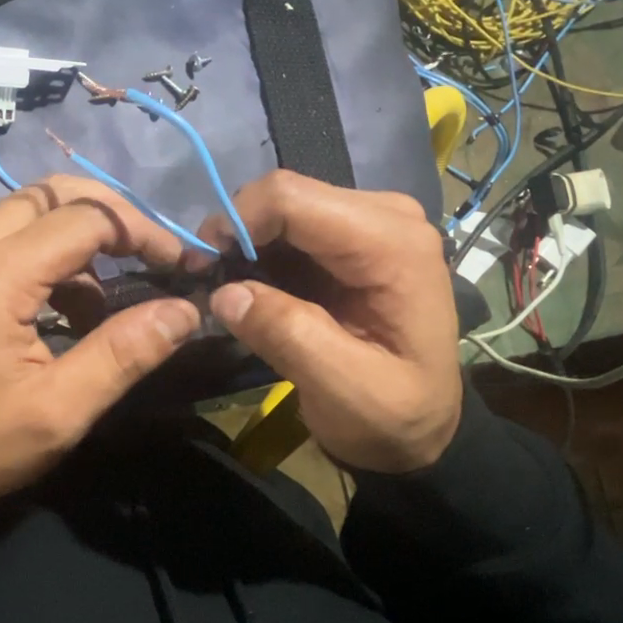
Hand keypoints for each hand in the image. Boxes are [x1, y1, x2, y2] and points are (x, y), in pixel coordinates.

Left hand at [0, 176, 201, 500]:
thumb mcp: (59, 410)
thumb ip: (124, 352)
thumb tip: (185, 310)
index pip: (83, 218)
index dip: (141, 231)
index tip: (180, 264)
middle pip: (51, 194)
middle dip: (110, 215)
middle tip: (150, 255)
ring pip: (28, 209)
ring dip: (77, 235)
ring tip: (110, 297)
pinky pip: (7, 235)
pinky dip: (47, 253)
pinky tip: (69, 307)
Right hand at [198, 171, 461, 472]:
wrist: (420, 429)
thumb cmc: (391, 414)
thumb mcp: (343, 389)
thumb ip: (288, 336)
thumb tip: (224, 293)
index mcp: (393, 243)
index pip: (291, 198)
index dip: (236, 223)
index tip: (203, 270)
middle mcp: (385, 215)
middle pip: (283, 193)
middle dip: (235, 233)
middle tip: (208, 283)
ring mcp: (368, 221)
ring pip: (279, 204)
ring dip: (243, 242)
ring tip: (228, 289)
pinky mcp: (348, 234)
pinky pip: (286, 222)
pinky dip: (258, 249)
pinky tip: (252, 286)